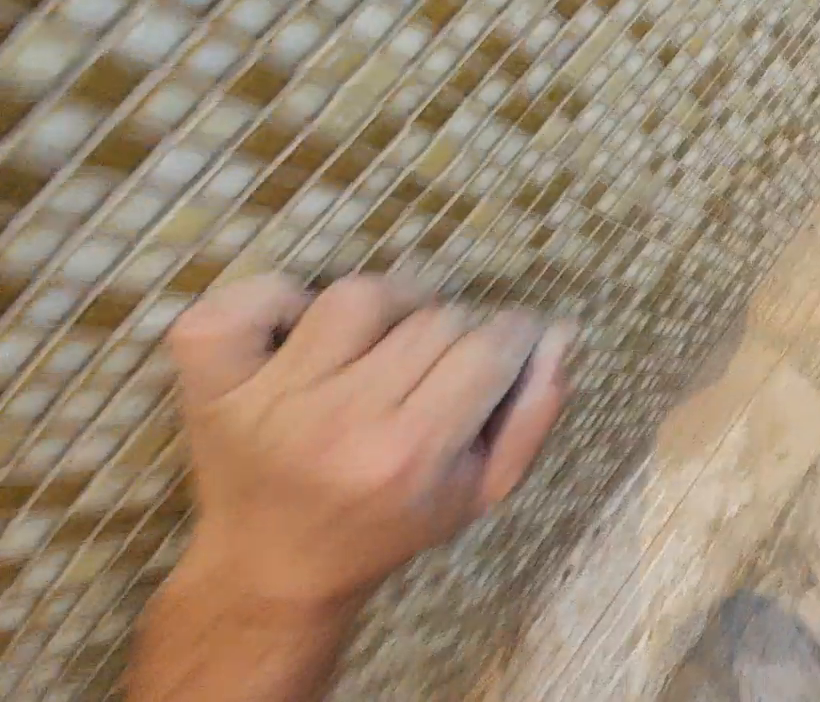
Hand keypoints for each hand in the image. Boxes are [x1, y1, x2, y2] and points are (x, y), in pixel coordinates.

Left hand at [164, 273, 571, 609]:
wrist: (272, 570)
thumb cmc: (395, 524)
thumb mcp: (489, 485)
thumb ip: (536, 409)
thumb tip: (560, 331)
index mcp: (410, 452)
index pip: (494, 346)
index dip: (518, 335)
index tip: (511, 349)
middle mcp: (339, 420)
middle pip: (439, 318)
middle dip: (462, 331)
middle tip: (447, 367)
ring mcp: (269, 398)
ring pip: (362, 294)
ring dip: (396, 305)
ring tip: (393, 339)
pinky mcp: (212, 384)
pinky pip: (244, 303)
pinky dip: (275, 298)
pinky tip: (304, 330)